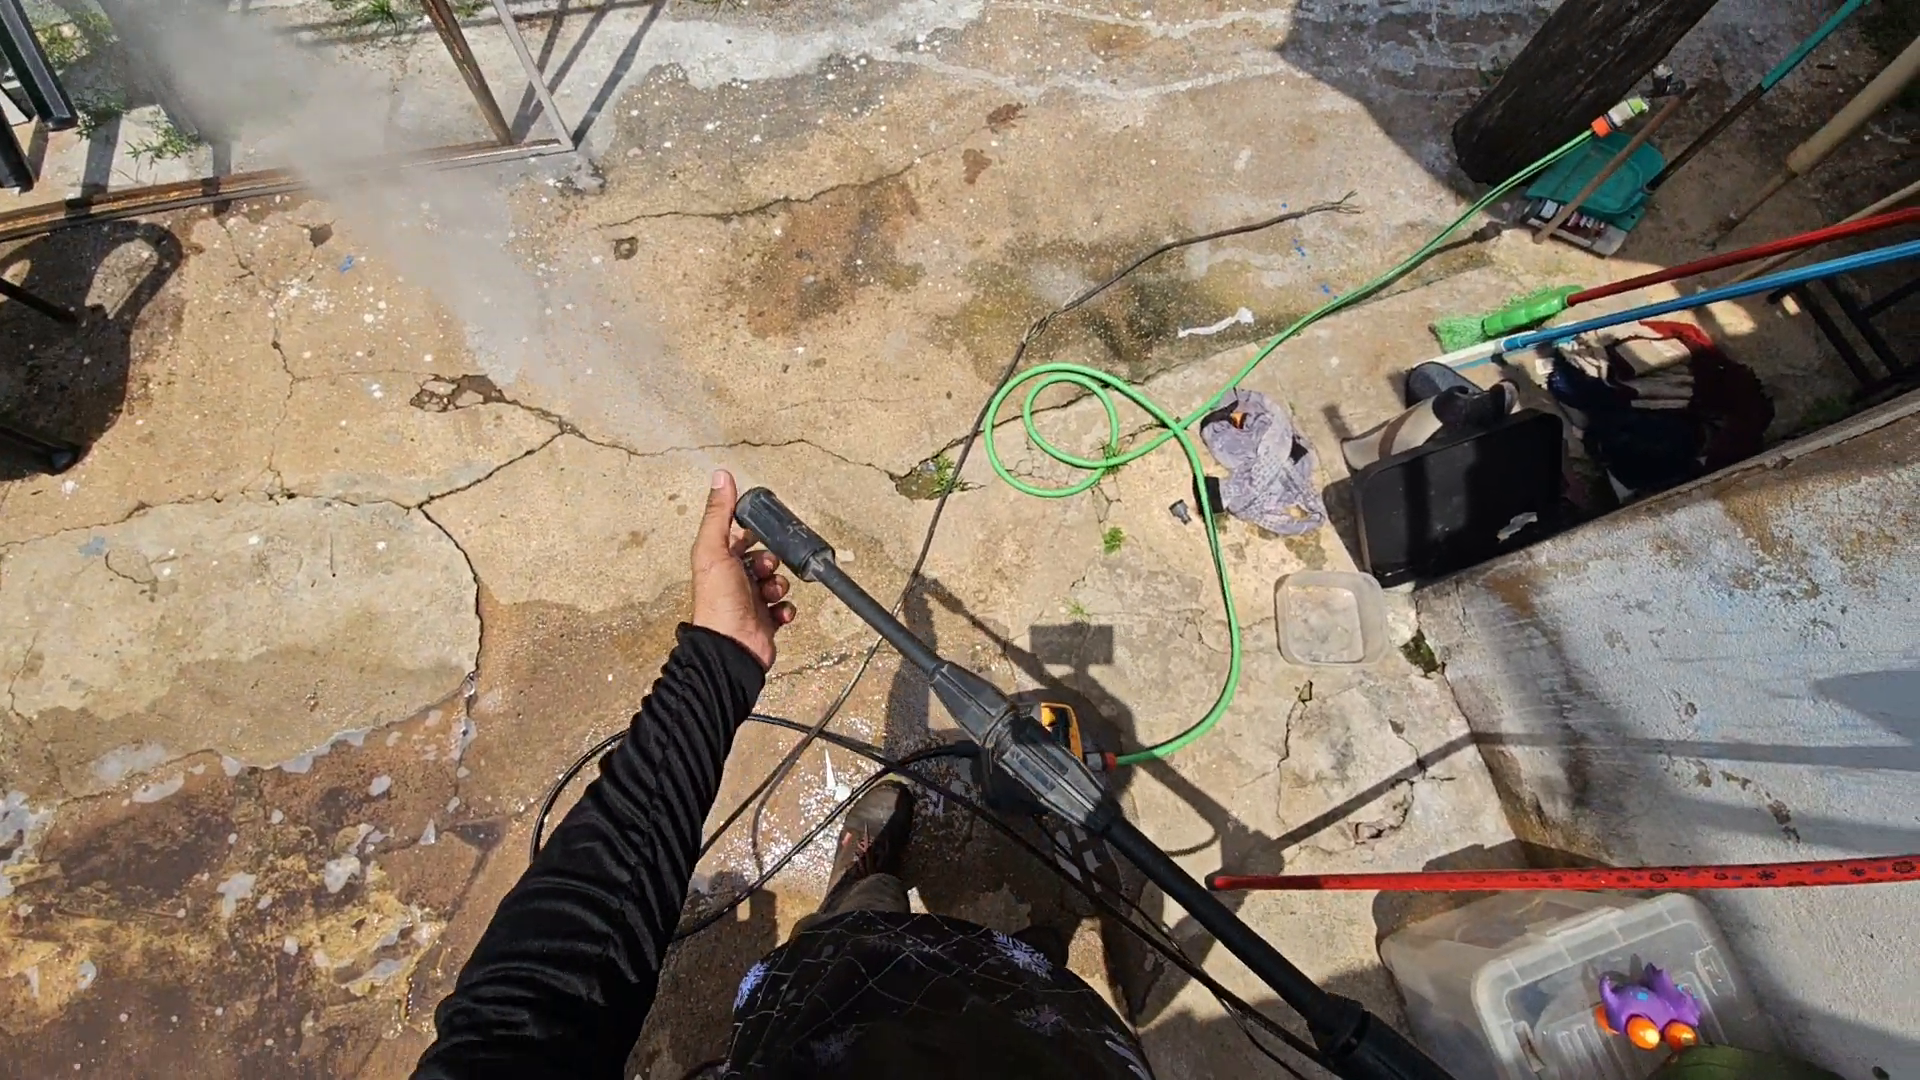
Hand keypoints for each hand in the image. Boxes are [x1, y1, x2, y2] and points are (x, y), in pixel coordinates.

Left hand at [692, 470, 794, 669]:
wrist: (732, 646)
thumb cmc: (719, 601)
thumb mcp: (714, 549)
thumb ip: (719, 513)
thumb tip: (720, 476)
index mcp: (720, 563)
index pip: (741, 539)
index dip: (755, 536)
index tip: (764, 535)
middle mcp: (735, 581)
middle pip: (765, 560)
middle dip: (772, 563)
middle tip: (765, 570)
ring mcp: (752, 602)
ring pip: (777, 582)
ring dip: (780, 586)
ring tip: (771, 594)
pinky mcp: (767, 621)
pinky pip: (785, 608)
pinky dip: (786, 609)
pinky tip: (779, 613)